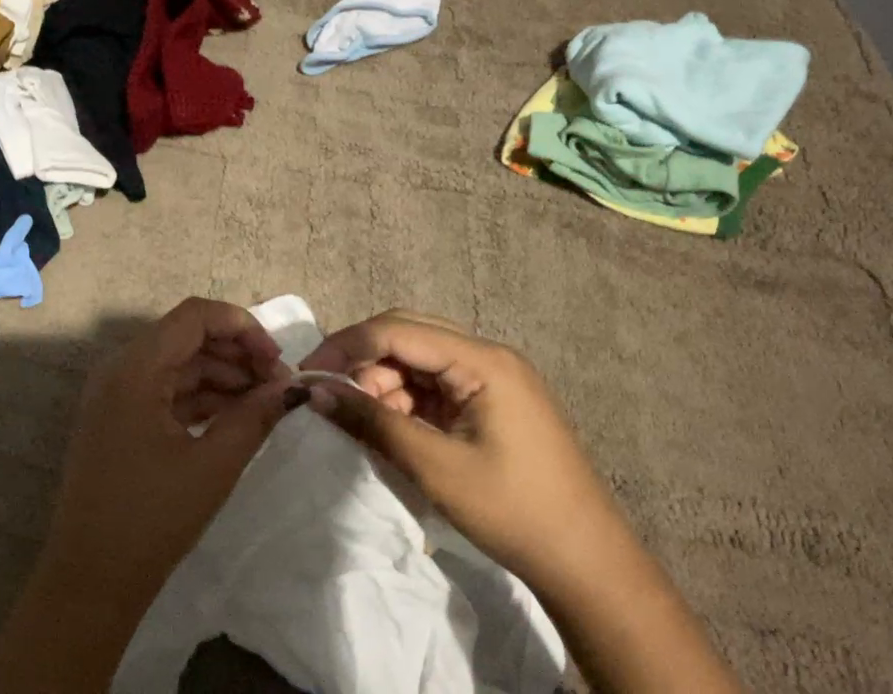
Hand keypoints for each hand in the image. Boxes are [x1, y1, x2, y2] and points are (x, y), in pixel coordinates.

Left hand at [45, 297, 296, 596]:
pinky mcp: (118, 419)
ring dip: (222, 376)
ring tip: (266, 405)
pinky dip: (200, 397)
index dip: (242, 327)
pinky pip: (165, 390)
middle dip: (237, 353)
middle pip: (186, 337)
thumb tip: (292, 388)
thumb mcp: (213, 465)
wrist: (91, 576)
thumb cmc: (152, 517)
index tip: (279, 361)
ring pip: (177, 364)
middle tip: (280, 387)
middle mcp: (120, 369)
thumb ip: (255, 417)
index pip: (194, 315)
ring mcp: (115, 394)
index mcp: (135, 368)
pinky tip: (235, 417)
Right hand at [300, 310, 745, 693]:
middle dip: (360, 359)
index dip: (345, 346)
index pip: (396, 330)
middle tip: (326, 393)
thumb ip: (372, 422)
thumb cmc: (513, 510)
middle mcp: (488, 357)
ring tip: (359, 419)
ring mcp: (492, 379)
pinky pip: (434, 384)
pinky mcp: (490, 403)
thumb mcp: (434, 466)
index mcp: (483, 361)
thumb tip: (315, 392)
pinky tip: (387, 426)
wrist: (586, 562)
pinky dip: (403, 399)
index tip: (307, 375)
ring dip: (381, 381)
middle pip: (406, 335)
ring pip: (417, 359)